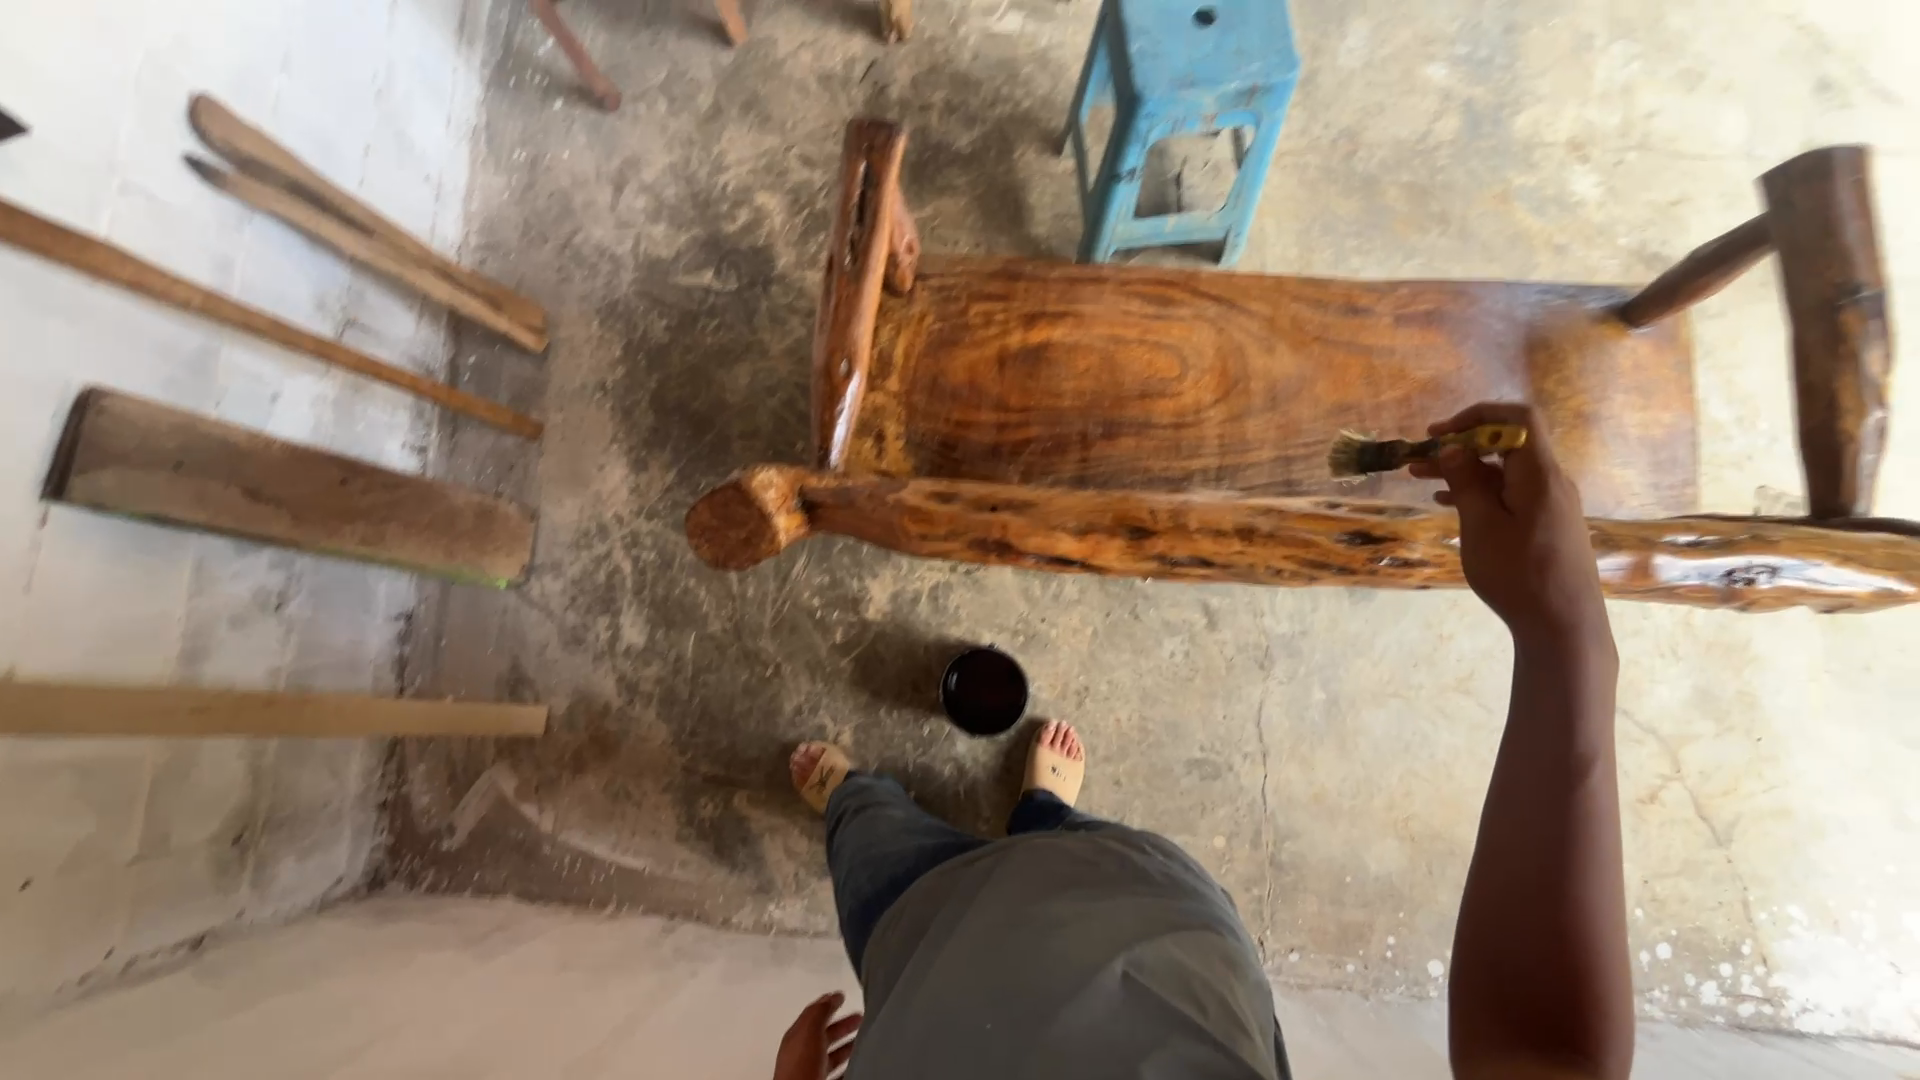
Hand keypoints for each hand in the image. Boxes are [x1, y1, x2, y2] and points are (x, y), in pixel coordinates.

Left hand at [772, 991, 861, 1079]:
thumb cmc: (801, 1067)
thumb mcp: (810, 1031)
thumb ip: (819, 1012)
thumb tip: (830, 996)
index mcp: (796, 1037)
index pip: (813, 1014)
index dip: (828, 1003)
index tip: (842, 996)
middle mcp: (801, 1054)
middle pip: (823, 1034)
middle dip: (842, 1024)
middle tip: (859, 1016)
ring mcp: (810, 1072)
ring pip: (831, 1054)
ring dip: (846, 1045)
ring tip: (862, 1040)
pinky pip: (836, 1073)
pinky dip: (846, 1067)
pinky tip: (855, 1065)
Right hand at [1409, 403, 1610, 644]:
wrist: (1562, 624)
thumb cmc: (1518, 573)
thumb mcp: (1481, 526)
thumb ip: (1467, 483)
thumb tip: (1455, 447)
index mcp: (1538, 475)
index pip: (1518, 419)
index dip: (1477, 416)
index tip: (1439, 434)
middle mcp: (1549, 482)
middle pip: (1506, 444)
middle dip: (1460, 445)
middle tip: (1417, 459)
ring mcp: (1549, 503)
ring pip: (1502, 471)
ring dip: (1463, 470)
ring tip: (1420, 478)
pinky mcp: (1544, 523)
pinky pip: (1509, 492)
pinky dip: (1477, 489)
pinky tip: (1447, 501)